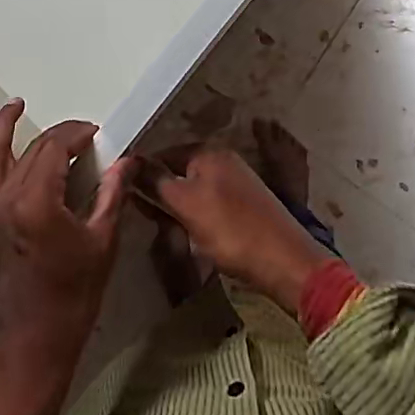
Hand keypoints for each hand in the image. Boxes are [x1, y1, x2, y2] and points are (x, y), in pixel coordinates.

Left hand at [0, 99, 135, 361]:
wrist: (31, 338)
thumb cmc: (72, 294)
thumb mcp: (101, 243)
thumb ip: (111, 194)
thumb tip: (127, 159)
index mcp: (36, 202)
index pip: (54, 148)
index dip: (75, 134)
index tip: (94, 133)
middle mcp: (4, 196)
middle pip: (31, 150)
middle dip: (57, 136)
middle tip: (79, 134)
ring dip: (3, 125)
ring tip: (15, 104)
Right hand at [142, 145, 331, 314]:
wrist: (287, 263)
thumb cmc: (230, 230)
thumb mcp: (185, 205)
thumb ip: (156, 181)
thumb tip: (130, 161)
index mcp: (207, 151)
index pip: (162, 154)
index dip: (143, 175)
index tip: (127, 197)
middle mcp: (223, 158)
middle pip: (180, 170)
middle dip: (162, 192)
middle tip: (147, 217)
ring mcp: (238, 180)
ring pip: (196, 188)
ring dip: (180, 206)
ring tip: (169, 228)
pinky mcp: (248, 202)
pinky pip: (212, 201)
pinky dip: (199, 214)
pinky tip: (195, 233)